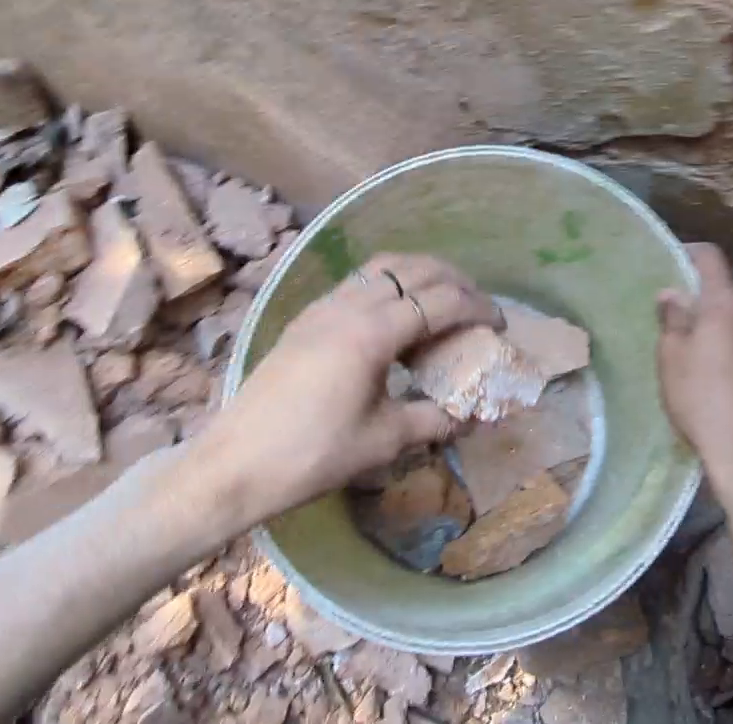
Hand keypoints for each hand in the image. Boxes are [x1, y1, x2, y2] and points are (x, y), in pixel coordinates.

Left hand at [182, 253, 499, 535]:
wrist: (233, 465)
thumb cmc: (312, 456)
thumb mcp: (383, 441)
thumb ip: (432, 420)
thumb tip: (469, 416)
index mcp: (373, 333)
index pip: (440, 302)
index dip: (477, 308)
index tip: (499, 325)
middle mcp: (350, 306)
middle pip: (415, 270)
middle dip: (456, 281)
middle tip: (478, 305)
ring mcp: (323, 307)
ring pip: (383, 267)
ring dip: (420, 274)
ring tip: (443, 297)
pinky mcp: (306, 318)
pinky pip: (359, 281)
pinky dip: (390, 284)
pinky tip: (396, 313)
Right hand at [656, 244, 732, 496]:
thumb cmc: (699, 396)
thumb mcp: (672, 354)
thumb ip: (672, 317)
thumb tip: (672, 292)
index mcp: (726, 304)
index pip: (711, 258)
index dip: (687, 252)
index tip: (663, 262)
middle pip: (719, 286)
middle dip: (691, 290)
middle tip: (661, 306)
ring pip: (727, 313)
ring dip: (703, 316)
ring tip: (675, 335)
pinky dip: (715, 336)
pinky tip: (697, 361)